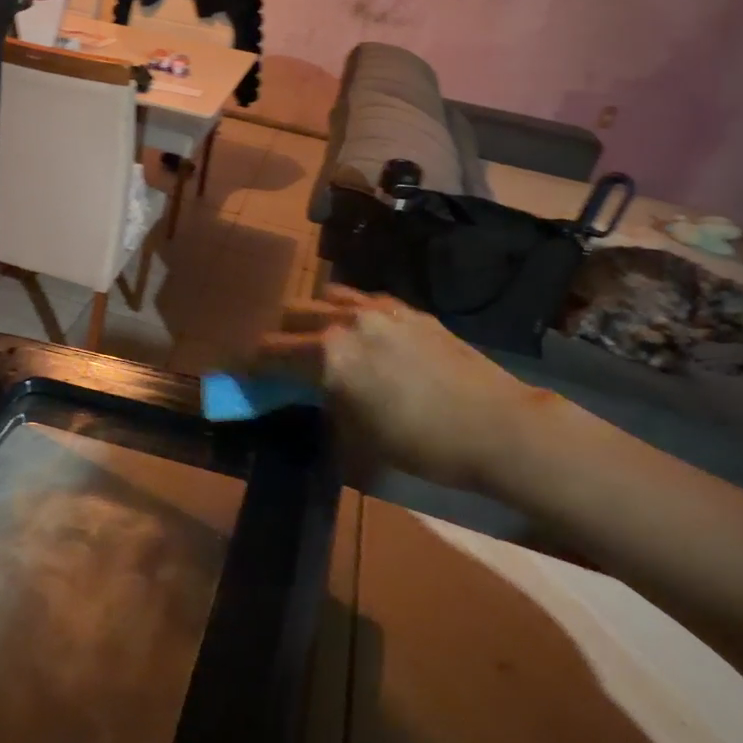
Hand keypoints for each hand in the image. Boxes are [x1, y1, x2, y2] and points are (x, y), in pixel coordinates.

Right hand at [256, 286, 564, 489]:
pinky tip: (361, 338)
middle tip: (281, 366)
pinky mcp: (409, 308)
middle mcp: (346, 320)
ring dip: (312, 319)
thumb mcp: (357, 437)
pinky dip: (347, 314)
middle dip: (278, 340)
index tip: (244, 379)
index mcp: (327, 355)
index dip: (251, 368)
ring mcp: (380, 308)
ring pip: (325, 298)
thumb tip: (309, 396)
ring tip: (320, 345)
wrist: (498, 426)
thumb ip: (323, 407)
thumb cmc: (422, 444)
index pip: (268, 352)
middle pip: (291, 316)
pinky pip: (361, 300)